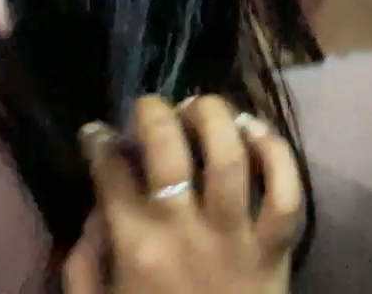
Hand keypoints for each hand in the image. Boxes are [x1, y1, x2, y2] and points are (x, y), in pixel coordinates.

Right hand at [62, 96, 302, 293]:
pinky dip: (276, 153)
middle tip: (150, 107)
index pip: (112, 173)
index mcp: (137, 249)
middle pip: (169, 150)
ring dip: (213, 118)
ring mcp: (236, 239)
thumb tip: (95, 210)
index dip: (100, 141)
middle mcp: (185, 234)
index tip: (100, 132)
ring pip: (229, 157)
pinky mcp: (277, 250)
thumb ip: (84, 264)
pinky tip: (254, 131)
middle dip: (154, 113)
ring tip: (198, 108)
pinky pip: (287, 193)